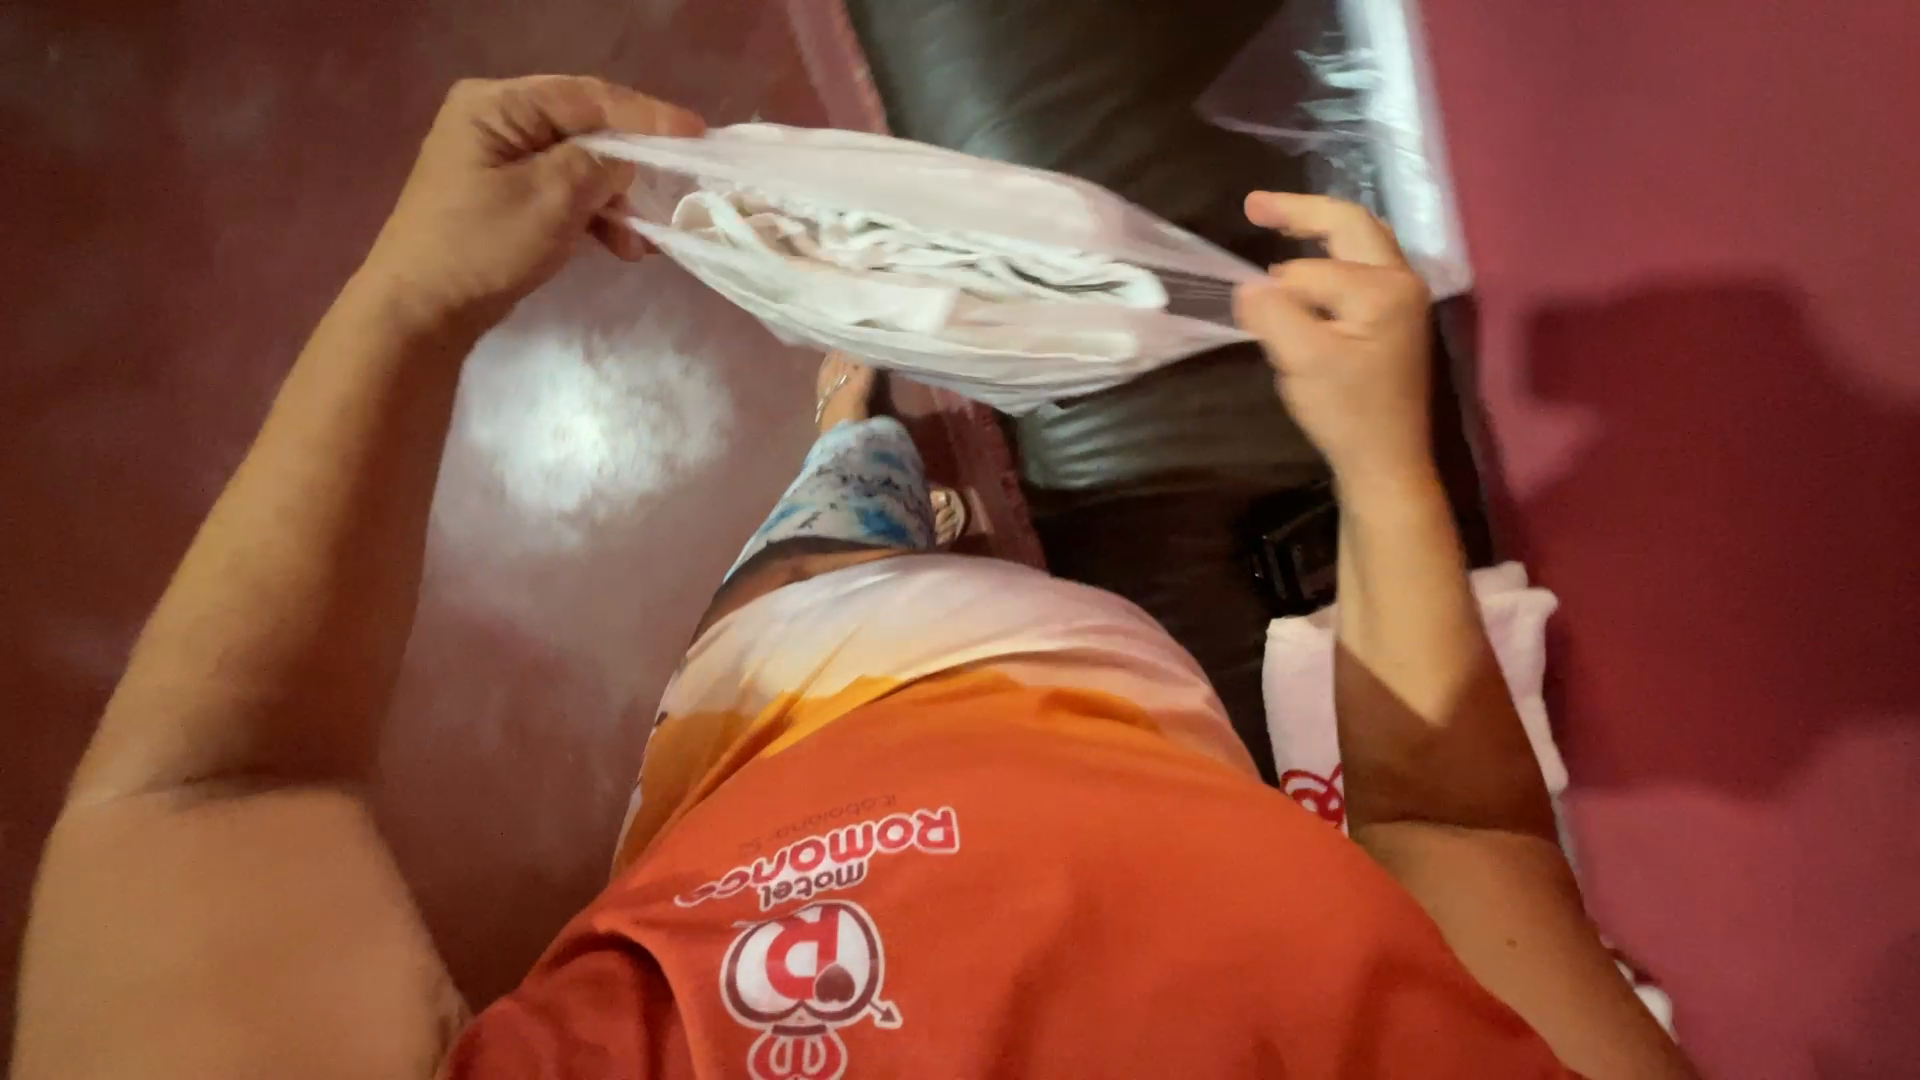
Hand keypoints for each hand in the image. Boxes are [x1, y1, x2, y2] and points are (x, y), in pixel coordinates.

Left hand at [357, 76, 703, 335]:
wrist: (427, 304)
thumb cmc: (483, 246)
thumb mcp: (550, 200)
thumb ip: (596, 167)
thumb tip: (627, 159)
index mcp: (498, 106)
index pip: (586, 96)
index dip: (647, 113)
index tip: (697, 130)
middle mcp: (500, 120)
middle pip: (587, 128)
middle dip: (633, 165)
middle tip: (675, 186)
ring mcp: (505, 159)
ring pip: (584, 166)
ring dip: (618, 202)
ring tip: (642, 241)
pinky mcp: (514, 194)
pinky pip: (570, 193)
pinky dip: (600, 217)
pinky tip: (622, 246)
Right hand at [1232, 192, 1435, 497]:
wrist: (1384, 458)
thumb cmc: (1346, 412)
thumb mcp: (1303, 362)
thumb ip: (1273, 314)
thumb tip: (1247, 285)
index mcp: (1383, 287)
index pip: (1309, 270)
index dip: (1274, 291)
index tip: (1249, 315)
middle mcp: (1401, 281)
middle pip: (1350, 226)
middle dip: (1301, 212)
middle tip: (1253, 206)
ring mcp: (1401, 299)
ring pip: (1358, 246)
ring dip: (1317, 234)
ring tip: (1278, 226)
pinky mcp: (1392, 319)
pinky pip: (1358, 270)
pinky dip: (1327, 261)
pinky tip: (1304, 272)